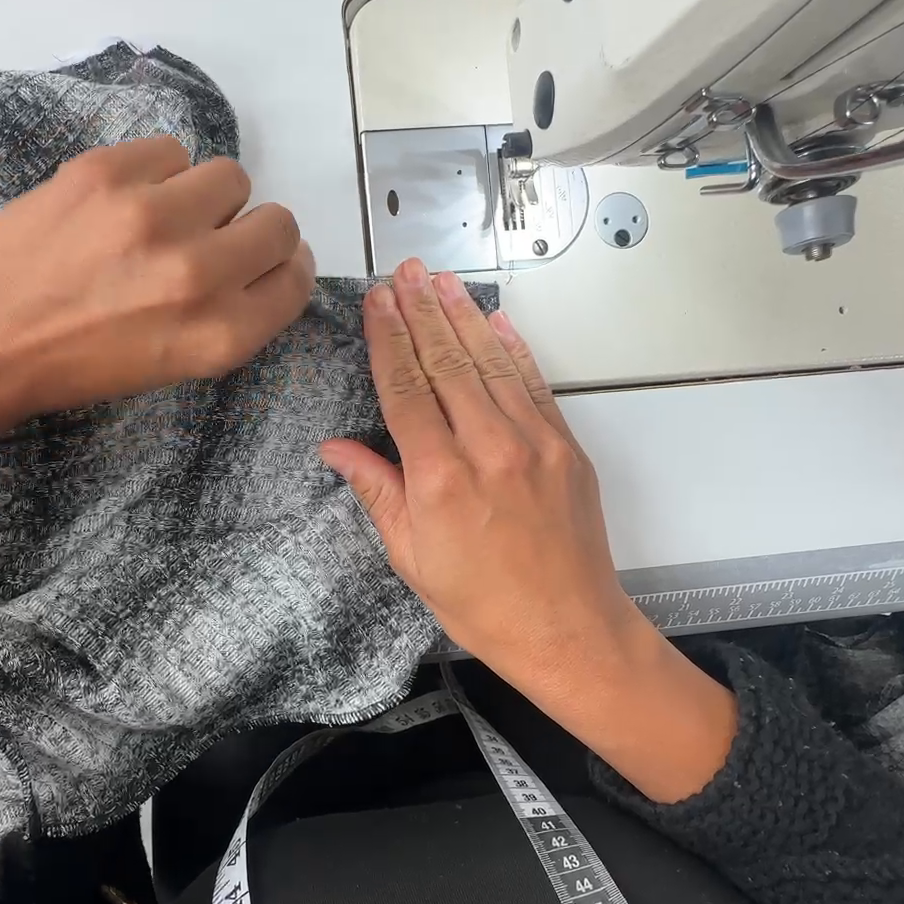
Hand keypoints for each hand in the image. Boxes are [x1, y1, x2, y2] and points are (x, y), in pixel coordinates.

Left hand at [0, 137, 314, 495]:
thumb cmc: (79, 368)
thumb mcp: (175, 366)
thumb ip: (231, 317)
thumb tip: (260, 260)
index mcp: (220, 337)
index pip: (297, 279)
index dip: (283, 268)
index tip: (262, 264)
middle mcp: (200, 276)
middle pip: (279, 223)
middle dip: (253, 232)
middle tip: (209, 242)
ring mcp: (153, 217)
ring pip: (231, 177)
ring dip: (205, 197)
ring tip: (159, 219)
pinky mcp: (106, 173)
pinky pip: (171, 150)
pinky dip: (157, 172)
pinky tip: (120, 202)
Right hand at [320, 260, 734, 801]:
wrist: (568, 631)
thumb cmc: (481, 605)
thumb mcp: (411, 556)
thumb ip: (377, 491)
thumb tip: (336, 449)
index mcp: (439, 478)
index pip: (406, 389)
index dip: (388, 340)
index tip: (378, 302)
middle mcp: (488, 449)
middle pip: (448, 363)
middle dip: (423, 312)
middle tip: (407, 272)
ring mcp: (534, 443)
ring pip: (492, 364)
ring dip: (465, 318)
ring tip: (443, 281)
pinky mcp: (566, 448)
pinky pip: (535, 386)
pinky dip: (514, 351)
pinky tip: (497, 322)